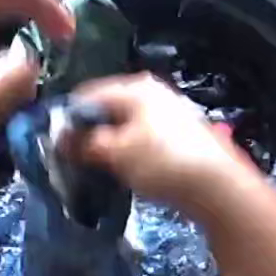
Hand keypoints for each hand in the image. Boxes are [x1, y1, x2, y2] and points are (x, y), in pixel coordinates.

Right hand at [70, 74, 262, 214]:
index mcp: (134, 88)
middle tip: (76, 161)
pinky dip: (132, 153)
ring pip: (126, 126)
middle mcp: (152, 93)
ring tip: (100, 171)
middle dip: (90, 133)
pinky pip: (143, 139)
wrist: (218, 187)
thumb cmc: (163, 162)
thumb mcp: (116, 153)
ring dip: (110, 146)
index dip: (68, 119)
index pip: (87, 95)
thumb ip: (85, 143)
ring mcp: (169, 113)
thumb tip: (60, 138)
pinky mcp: (181, 136)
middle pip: (108, 110)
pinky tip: (129, 173)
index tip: (56, 145)